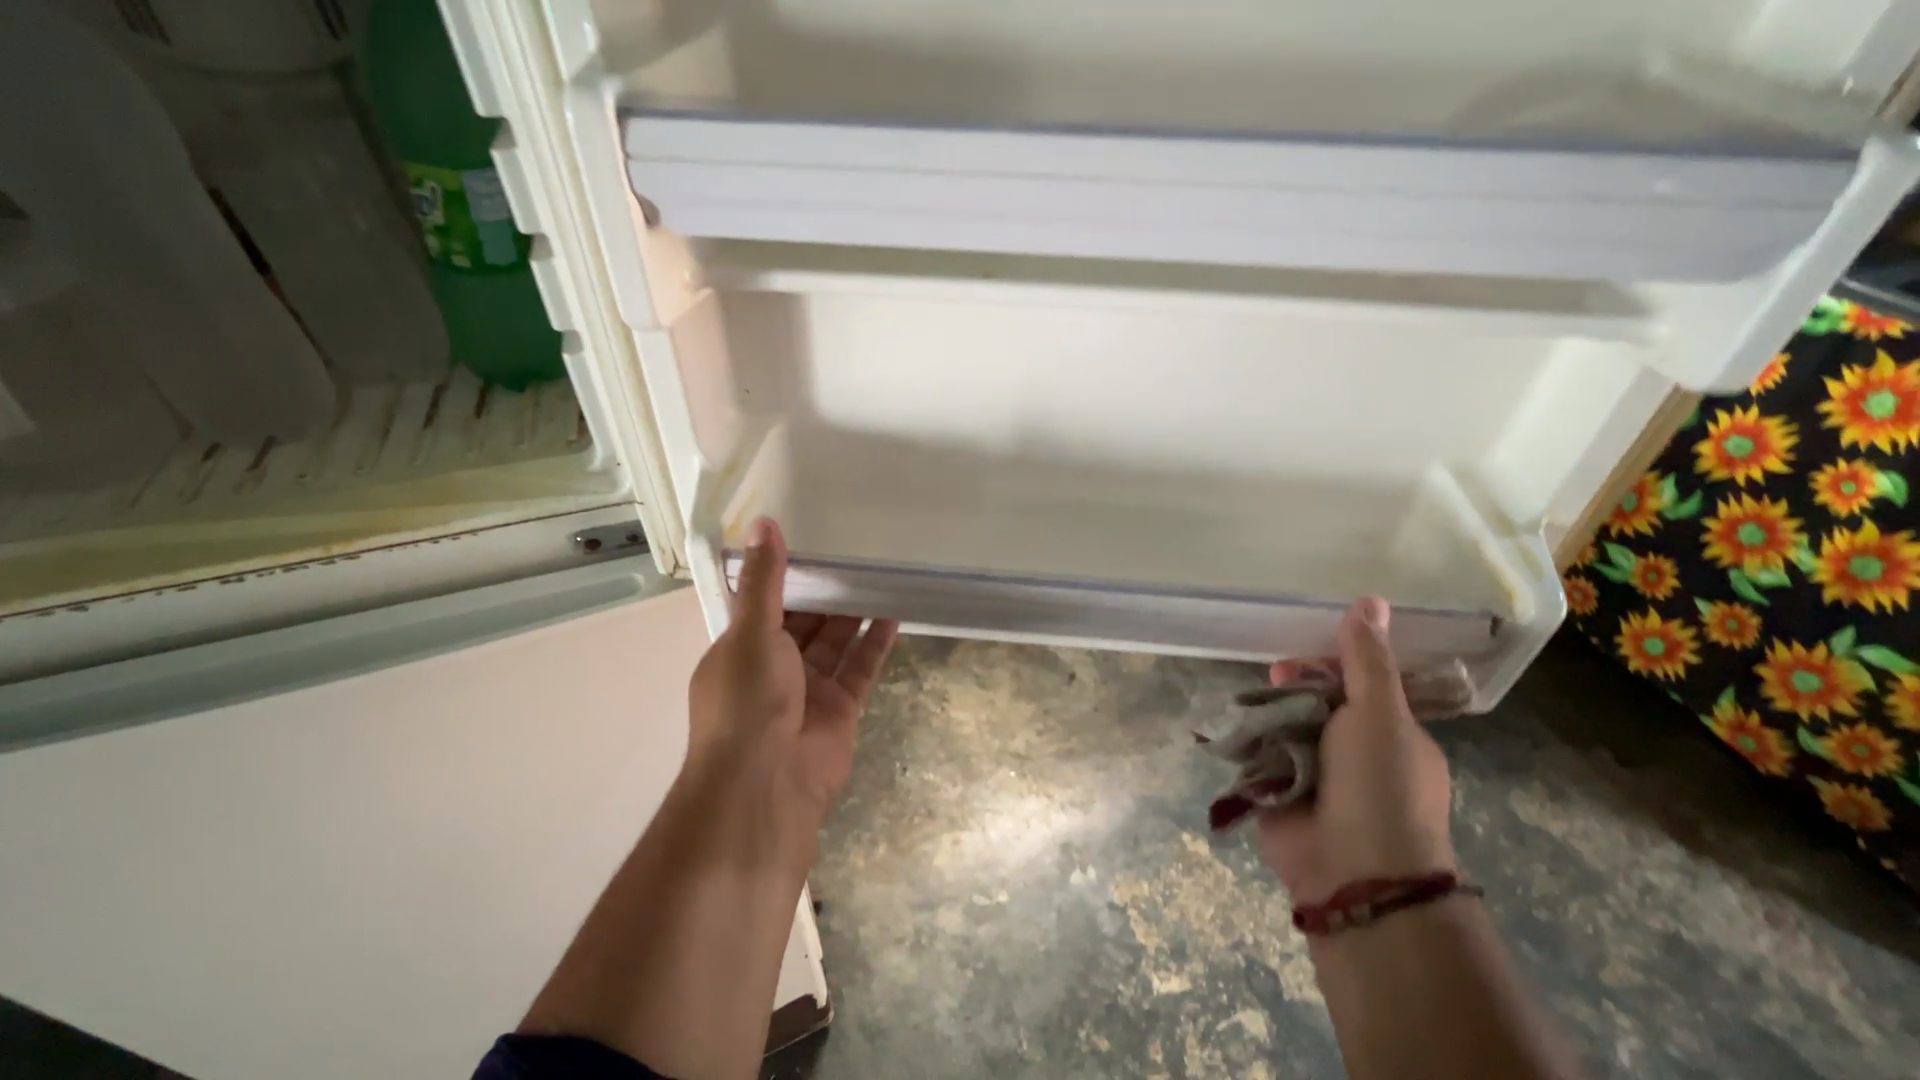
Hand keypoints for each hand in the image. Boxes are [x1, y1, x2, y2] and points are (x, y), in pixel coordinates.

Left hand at [683, 517, 897, 868]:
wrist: (766, 784)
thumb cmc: (747, 702)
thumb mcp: (750, 632)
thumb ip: (764, 581)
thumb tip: (763, 523)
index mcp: (740, 650)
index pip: (764, 605)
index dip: (786, 576)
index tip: (812, 540)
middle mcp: (773, 668)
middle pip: (804, 623)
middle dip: (825, 592)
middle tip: (855, 551)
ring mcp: (809, 690)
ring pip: (835, 642)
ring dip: (853, 613)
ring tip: (879, 574)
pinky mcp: (842, 709)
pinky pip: (860, 667)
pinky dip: (875, 642)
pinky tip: (892, 612)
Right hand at [1255, 597, 1455, 902]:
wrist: (1355, 869)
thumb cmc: (1380, 785)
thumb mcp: (1379, 713)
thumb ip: (1367, 659)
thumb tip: (1371, 599)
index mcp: (1388, 732)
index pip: (1354, 684)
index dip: (1327, 665)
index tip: (1300, 658)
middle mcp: (1353, 753)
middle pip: (1313, 705)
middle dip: (1290, 692)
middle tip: (1272, 683)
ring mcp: (1315, 778)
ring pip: (1282, 731)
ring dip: (1267, 721)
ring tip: (1252, 716)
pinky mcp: (1279, 798)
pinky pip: (1259, 763)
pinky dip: (1249, 752)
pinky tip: (1236, 738)